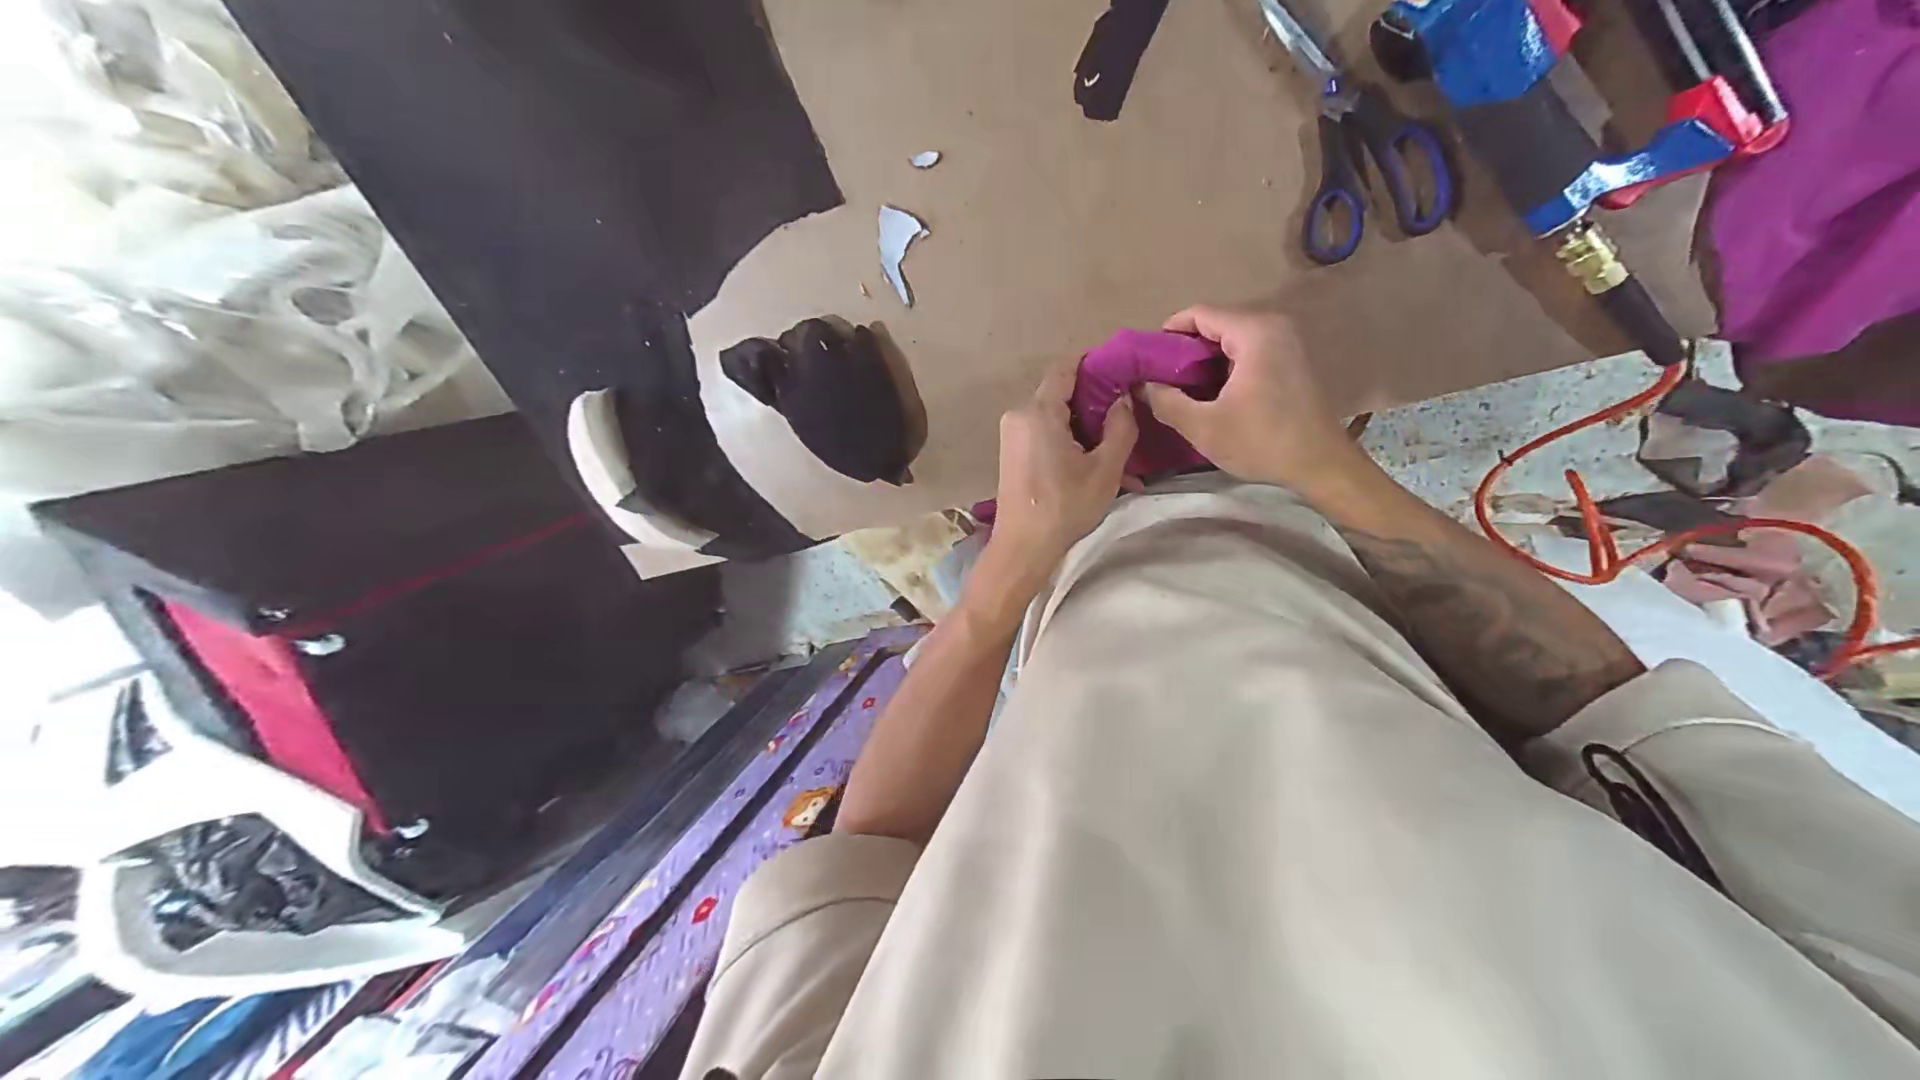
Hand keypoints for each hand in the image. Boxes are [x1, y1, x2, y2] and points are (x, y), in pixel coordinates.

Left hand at [988, 355, 1139, 586]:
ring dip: (1084, 425)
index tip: (1121, 367)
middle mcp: (1019, 414)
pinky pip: (1043, 431)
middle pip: (1060, 392)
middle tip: (1126, 410)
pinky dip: (1068, 438)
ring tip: (1115, 442)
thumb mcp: (1105, 469)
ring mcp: (1012, 433)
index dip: (1094, 362)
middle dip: (1094, 398)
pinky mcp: (1011, 451)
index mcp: (1039, 412)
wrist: (1023, 546)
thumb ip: (1120, 427)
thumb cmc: (1065, 507)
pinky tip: (1092, 459)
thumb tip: (1123, 400)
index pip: (1065, 367)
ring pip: (1054, 415)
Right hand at [1142, 305, 1365, 497]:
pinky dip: (1223, 367)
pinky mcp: (1290, 361)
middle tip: (1159, 377)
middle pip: (1215, 324)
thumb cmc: (1262, 442)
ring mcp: (1286, 342)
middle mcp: (1273, 326)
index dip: (1168, 333)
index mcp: (1254, 332)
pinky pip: (1246, 352)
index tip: (1147, 359)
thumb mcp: (1203, 426)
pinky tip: (1208, 394)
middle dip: (1184, 348)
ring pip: (1230, 340)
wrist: (1320, 465)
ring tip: (1178, 387)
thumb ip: (1166, 402)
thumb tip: (1143, 386)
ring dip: (1202, 360)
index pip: (1200, 314)